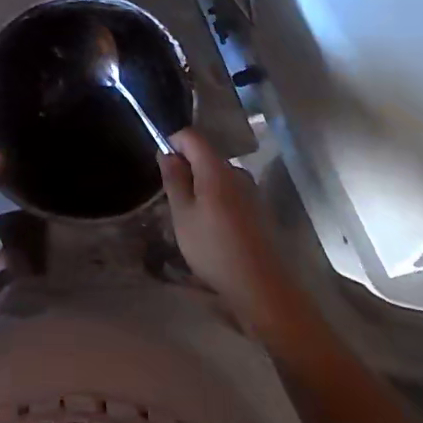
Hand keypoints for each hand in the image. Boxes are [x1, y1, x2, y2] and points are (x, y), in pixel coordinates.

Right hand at [160, 130, 299, 331]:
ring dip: (200, 186)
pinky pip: (230, 191)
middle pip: (206, 155)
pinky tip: (211, 228)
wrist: (261, 285)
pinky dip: (215, 199)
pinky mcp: (258, 208)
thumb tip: (166, 152)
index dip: (173, 143)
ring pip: (217, 175)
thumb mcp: (183, 214)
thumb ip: (174, 179)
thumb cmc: (213, 248)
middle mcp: (237, 172)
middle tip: (173, 199)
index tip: (162, 166)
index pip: (192, 136)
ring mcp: (251, 190)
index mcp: (216, 169)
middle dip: (186, 168)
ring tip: (190, 217)